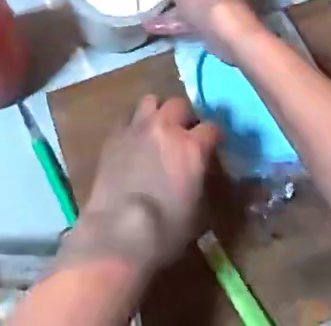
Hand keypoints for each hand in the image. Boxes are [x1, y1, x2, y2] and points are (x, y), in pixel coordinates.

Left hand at [64, 96, 220, 273]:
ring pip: (152, 100)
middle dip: (186, 117)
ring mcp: (137, 126)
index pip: (212, 128)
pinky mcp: (115, 133)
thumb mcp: (199, 212)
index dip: (215, 137)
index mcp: (192, 147)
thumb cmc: (166, 231)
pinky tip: (136, 140)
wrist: (120, 230)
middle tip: (186, 134)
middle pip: (180, 104)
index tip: (215, 146)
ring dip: (159, 111)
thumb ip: (203, 182)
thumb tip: (201, 174)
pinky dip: (136, 123)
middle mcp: (165, 127)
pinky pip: (129, 116)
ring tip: (159, 128)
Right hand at [147, 0, 266, 56]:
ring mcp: (221, 0)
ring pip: (191, 5)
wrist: (233, 33)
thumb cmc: (204, 3)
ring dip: (172, 15)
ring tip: (150, 24)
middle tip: (156, 9)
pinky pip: (196, 18)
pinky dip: (181, 23)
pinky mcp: (221, 20)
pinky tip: (160, 30)